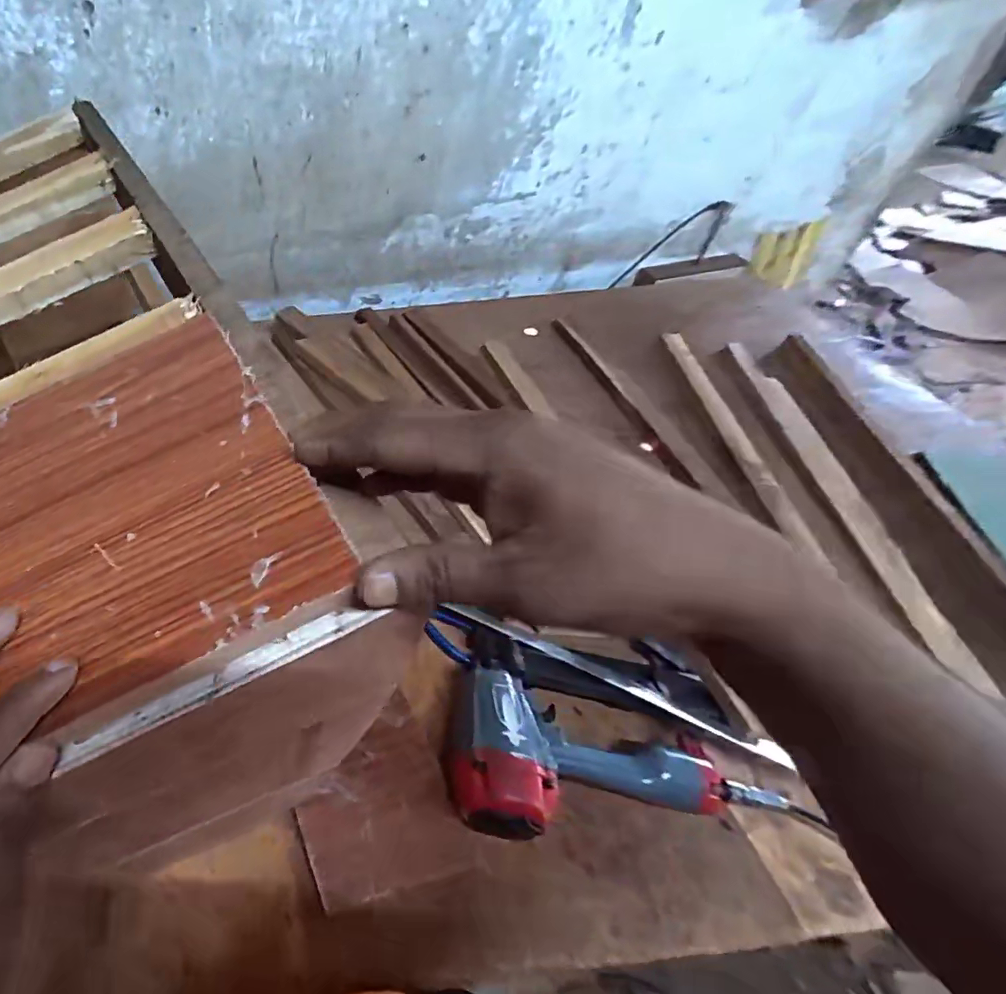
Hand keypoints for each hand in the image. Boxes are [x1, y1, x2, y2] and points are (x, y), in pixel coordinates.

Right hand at [295, 406, 826, 641]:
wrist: (719, 568)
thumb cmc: (621, 572)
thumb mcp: (523, 582)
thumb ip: (439, 573)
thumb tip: (359, 581)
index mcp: (494, 445)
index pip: (395, 434)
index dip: (337, 441)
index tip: (286, 447)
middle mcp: (505, 428)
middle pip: (413, 423)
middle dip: (353, 436)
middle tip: (301, 454)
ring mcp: (529, 442)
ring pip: (439, 438)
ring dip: (388, 451)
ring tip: (338, 469)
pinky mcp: (545, 463)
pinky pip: (466, 456)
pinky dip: (425, 469)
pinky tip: (408, 487)